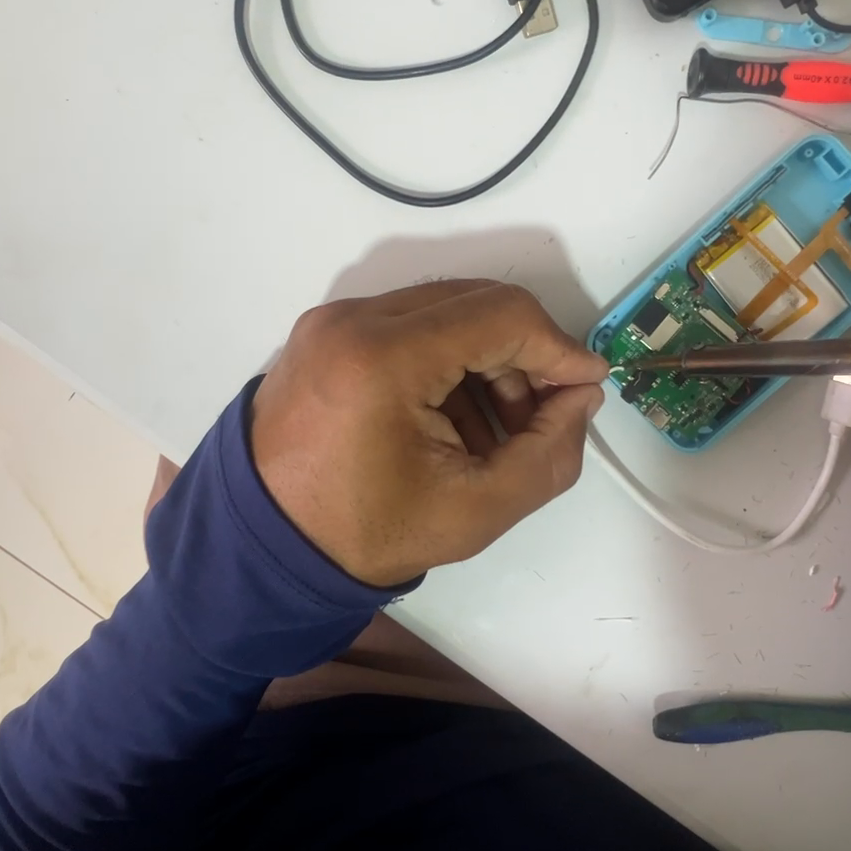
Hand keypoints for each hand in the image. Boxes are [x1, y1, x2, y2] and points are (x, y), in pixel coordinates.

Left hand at [252, 281, 608, 586]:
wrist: (263, 545)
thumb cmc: (365, 534)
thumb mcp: (475, 511)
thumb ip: (548, 454)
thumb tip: (581, 395)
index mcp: (383, 358)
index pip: (501, 316)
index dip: (558, 347)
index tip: (587, 385)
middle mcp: (354, 319)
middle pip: (476, 305)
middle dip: (524, 356)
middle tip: (542, 416)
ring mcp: (334, 321)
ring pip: (446, 312)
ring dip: (488, 361)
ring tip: (496, 432)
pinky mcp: (328, 333)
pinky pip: (411, 327)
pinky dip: (448, 363)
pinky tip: (454, 421)